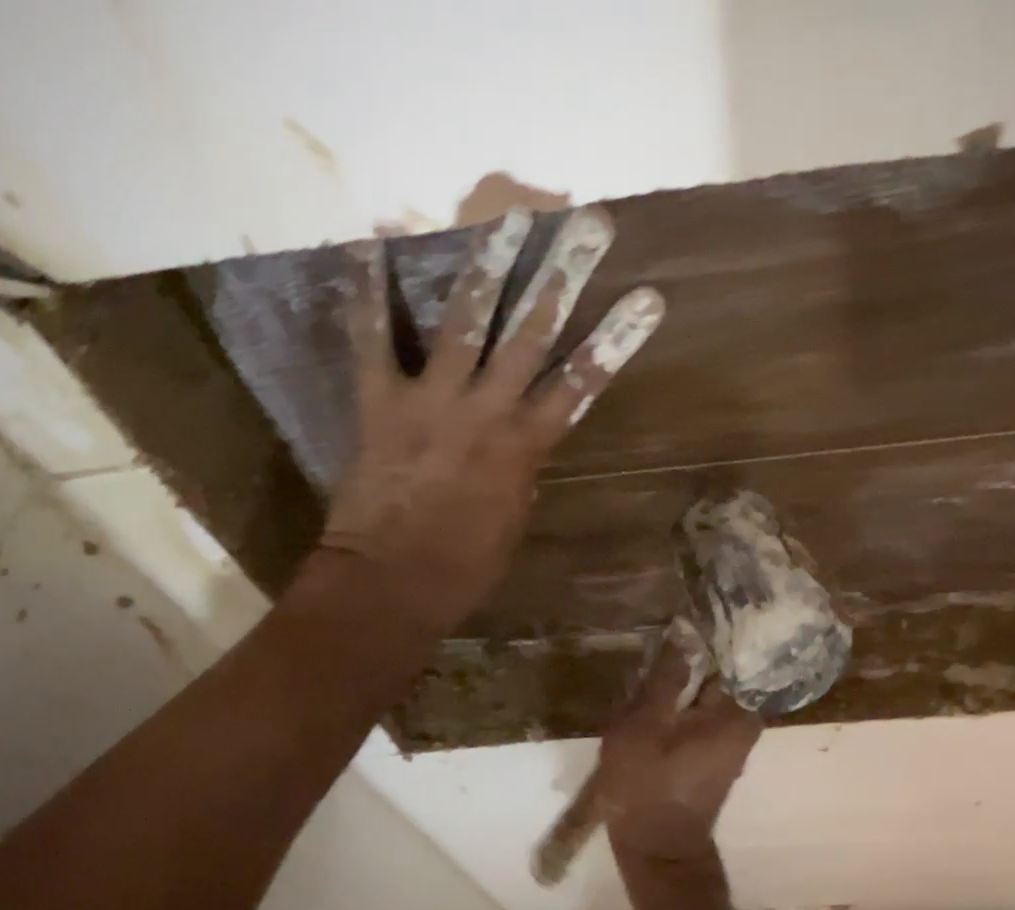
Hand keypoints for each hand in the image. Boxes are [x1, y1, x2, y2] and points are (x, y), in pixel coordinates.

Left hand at [319, 207, 665, 633]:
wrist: (387, 586)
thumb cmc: (458, 570)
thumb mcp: (509, 525)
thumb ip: (519, 475)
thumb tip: (520, 449)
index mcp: (524, 446)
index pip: (581, 382)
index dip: (616, 339)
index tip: (648, 297)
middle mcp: (485, 410)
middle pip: (532, 334)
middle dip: (563, 276)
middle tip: (589, 225)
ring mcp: (431, 400)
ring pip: (465, 322)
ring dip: (490, 266)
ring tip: (510, 218)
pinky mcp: (381, 403)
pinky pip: (372, 342)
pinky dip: (367, 294)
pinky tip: (367, 243)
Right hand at [602, 622, 763, 862]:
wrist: (656, 848)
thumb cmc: (647, 782)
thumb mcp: (645, 721)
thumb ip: (665, 675)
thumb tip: (685, 629)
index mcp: (736, 710)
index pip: (741, 652)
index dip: (718, 627)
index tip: (696, 606)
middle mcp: (744, 721)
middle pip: (727, 670)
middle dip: (700, 650)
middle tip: (668, 630)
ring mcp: (731, 738)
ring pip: (712, 690)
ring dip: (689, 673)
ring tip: (659, 654)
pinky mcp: (715, 751)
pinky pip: (704, 709)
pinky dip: (686, 697)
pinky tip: (659, 688)